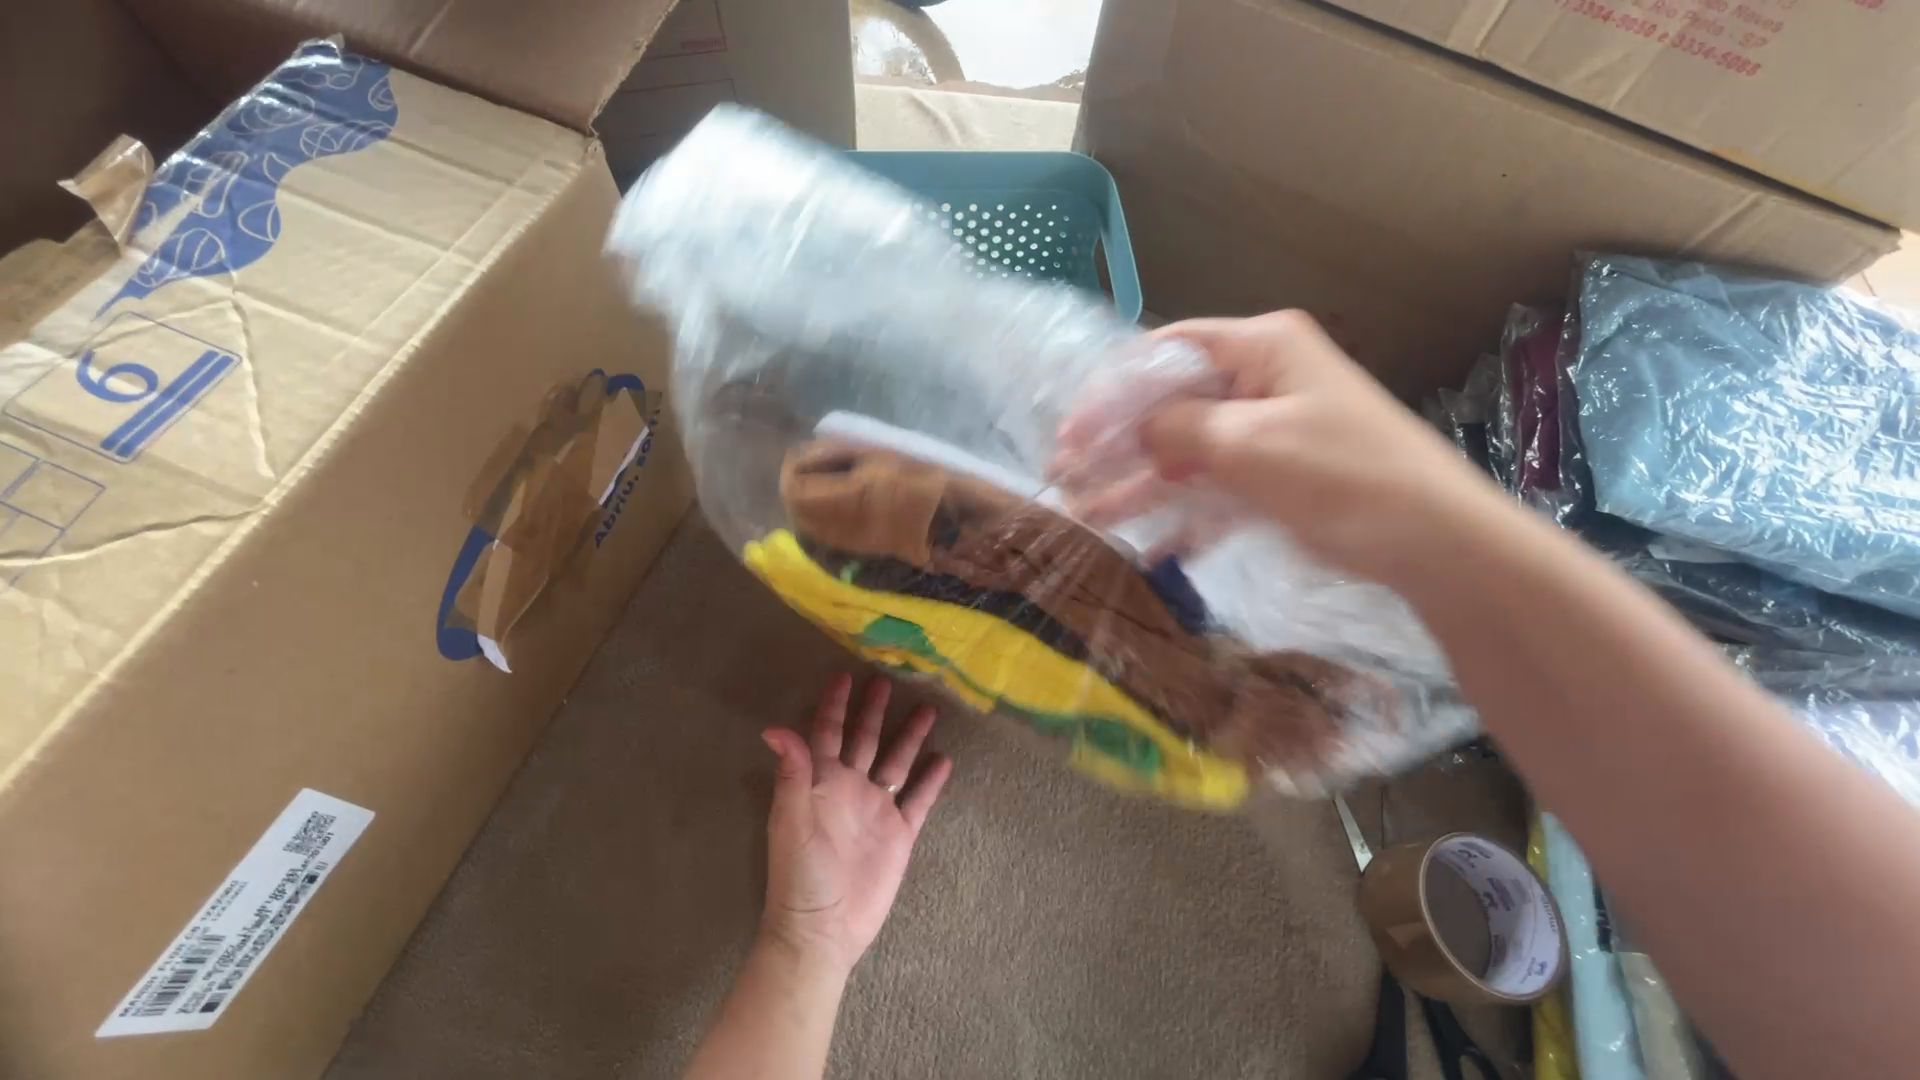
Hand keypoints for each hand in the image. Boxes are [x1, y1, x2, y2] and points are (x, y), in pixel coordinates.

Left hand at [758, 674, 952, 975]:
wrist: (824, 930)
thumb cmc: (800, 874)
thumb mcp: (791, 819)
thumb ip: (791, 772)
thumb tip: (774, 727)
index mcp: (820, 782)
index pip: (827, 732)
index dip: (834, 705)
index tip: (844, 675)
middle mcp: (849, 789)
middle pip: (865, 739)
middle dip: (874, 711)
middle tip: (887, 680)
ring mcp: (876, 810)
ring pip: (896, 763)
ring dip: (910, 737)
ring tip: (928, 710)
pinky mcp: (899, 834)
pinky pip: (917, 800)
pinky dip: (930, 781)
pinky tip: (943, 760)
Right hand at [1059, 311, 1508, 587]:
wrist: (1437, 545)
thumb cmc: (1344, 477)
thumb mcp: (1250, 444)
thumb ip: (1179, 428)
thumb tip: (1137, 428)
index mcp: (1262, 350)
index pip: (1167, 353)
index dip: (1112, 390)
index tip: (1071, 432)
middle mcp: (1261, 382)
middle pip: (1170, 406)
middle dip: (1117, 445)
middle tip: (1066, 477)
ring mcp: (1269, 432)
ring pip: (1186, 452)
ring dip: (1139, 485)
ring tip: (1088, 516)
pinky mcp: (1277, 479)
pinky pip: (1215, 488)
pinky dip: (1185, 514)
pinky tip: (1152, 548)